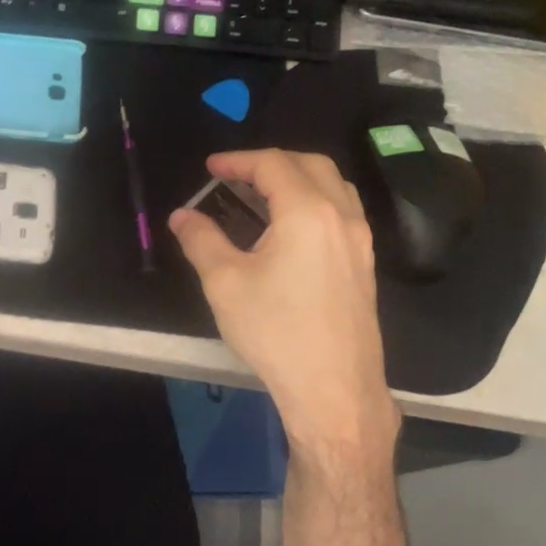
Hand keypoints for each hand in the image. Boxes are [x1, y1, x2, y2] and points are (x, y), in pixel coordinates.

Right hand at [169, 150, 398, 476]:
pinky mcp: (363, 265)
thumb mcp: (224, 282)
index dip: (238, 161)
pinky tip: (287, 228)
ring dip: (296, 179)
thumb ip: (201, 240)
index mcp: (307, 213)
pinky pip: (340, 213)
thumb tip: (182, 215)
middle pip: (311, 165)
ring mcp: (359, 242)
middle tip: (234, 175)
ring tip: (260, 195)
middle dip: (270, 163)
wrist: (332, 384)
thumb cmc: (274, 330)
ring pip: (333, 188)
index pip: (273, 166)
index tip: (209, 168)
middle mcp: (341, 217)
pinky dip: (312, 202)